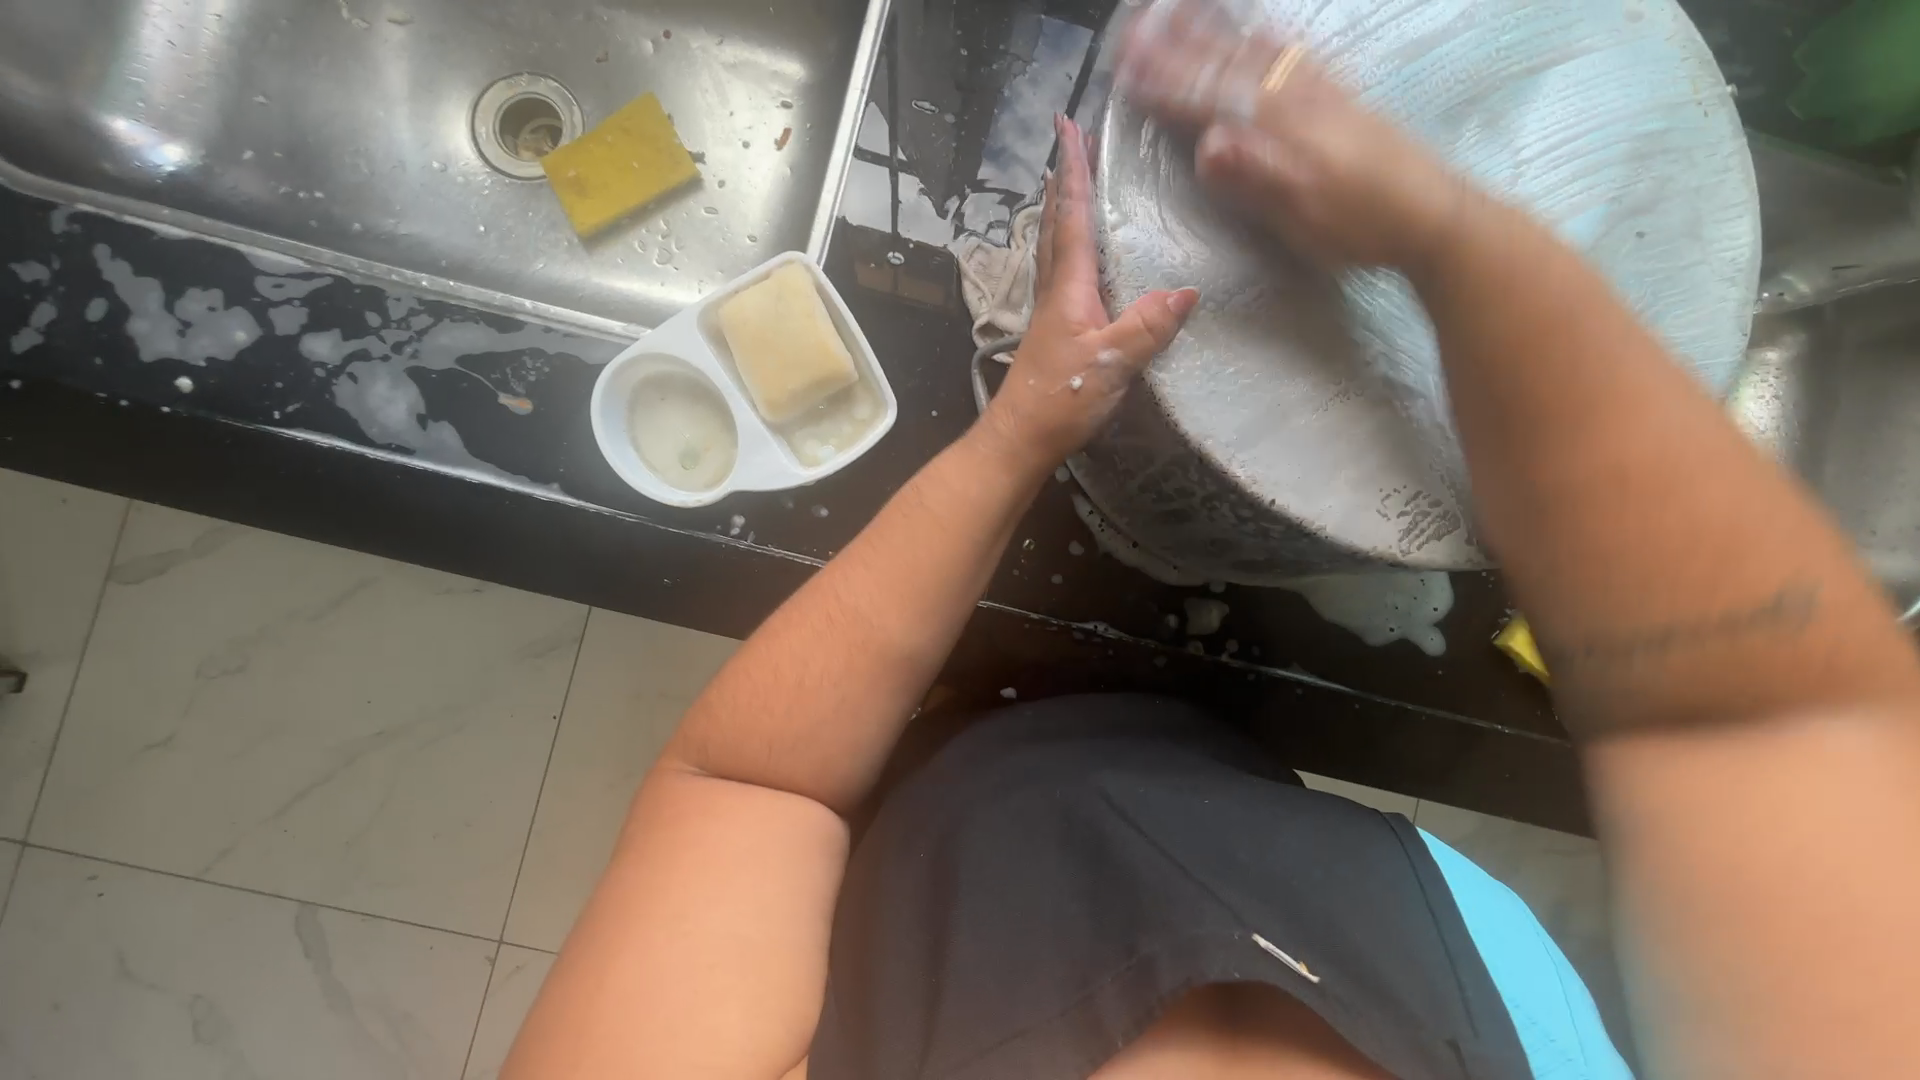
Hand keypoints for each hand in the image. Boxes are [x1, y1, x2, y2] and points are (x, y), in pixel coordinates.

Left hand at [978, 115, 1199, 472]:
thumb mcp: (1111, 364)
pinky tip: (1077, 256)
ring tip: (1071, 181)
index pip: (1073, 218)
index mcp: (1068, 289)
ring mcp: (1051, 312)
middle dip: (1066, 180)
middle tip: (1072, 140)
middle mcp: (1055, 292)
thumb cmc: (1061, 400)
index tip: (1070, 126)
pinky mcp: (1054, 332)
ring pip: (1055, 247)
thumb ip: (1146, 328)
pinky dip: (1067, 246)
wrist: (1020, 439)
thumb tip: (1186, 291)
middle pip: (1058, 225)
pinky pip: (1061, 273)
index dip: (1075, 172)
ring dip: (1063, 209)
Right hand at [1116, 0, 1472, 270]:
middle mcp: (1296, 97)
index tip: (1125, 71)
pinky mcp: (1336, 92)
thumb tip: (1207, 146)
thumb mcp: (1302, 217)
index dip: (1165, 86)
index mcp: (1280, 130)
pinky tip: (1253, 26)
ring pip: (1255, 47)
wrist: (1432, 214)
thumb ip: (1254, 178)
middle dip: (1177, 44)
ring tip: (1178, 8)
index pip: (1210, 100)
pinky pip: (1289, 49)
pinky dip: (1260, 32)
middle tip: (1135, 25)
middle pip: (1227, 62)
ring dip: (1213, 28)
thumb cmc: (1360, 226)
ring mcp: (1318, 88)